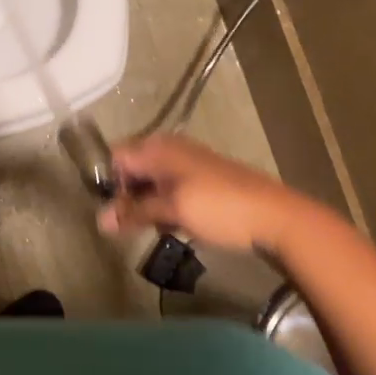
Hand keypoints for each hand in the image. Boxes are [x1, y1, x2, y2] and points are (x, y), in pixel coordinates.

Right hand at [98, 134, 324, 254]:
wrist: (275, 216)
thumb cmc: (219, 207)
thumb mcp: (172, 210)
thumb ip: (134, 212)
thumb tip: (100, 220)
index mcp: (159, 148)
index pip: (116, 156)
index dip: (107, 182)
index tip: (108, 210)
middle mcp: (170, 148)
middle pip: (132, 168)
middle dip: (126, 195)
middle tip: (126, 225)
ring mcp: (188, 163)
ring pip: (151, 180)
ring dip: (146, 203)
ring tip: (150, 227)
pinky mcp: (203, 180)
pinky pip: (170, 188)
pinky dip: (164, 204)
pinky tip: (172, 225)